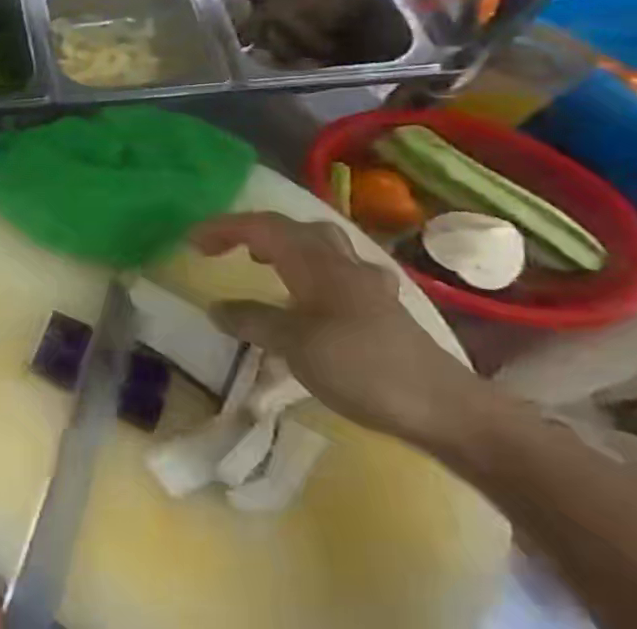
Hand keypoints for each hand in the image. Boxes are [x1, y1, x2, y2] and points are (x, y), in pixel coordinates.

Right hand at [189, 213, 491, 448]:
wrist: (445, 409)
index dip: (223, 228)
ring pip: (319, 245)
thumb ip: (252, 321)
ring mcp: (365, 284)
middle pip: (293, 228)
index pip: (261, 227)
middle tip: (223, 248)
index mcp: (315, 263)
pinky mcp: (380, 307)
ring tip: (261, 262)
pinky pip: (338, 271)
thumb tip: (216, 308)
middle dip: (253, 231)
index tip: (191, 242)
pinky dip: (312, 271)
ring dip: (283, 245)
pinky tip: (313, 294)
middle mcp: (340, 263)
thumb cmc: (362, 368)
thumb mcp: (294, 345)